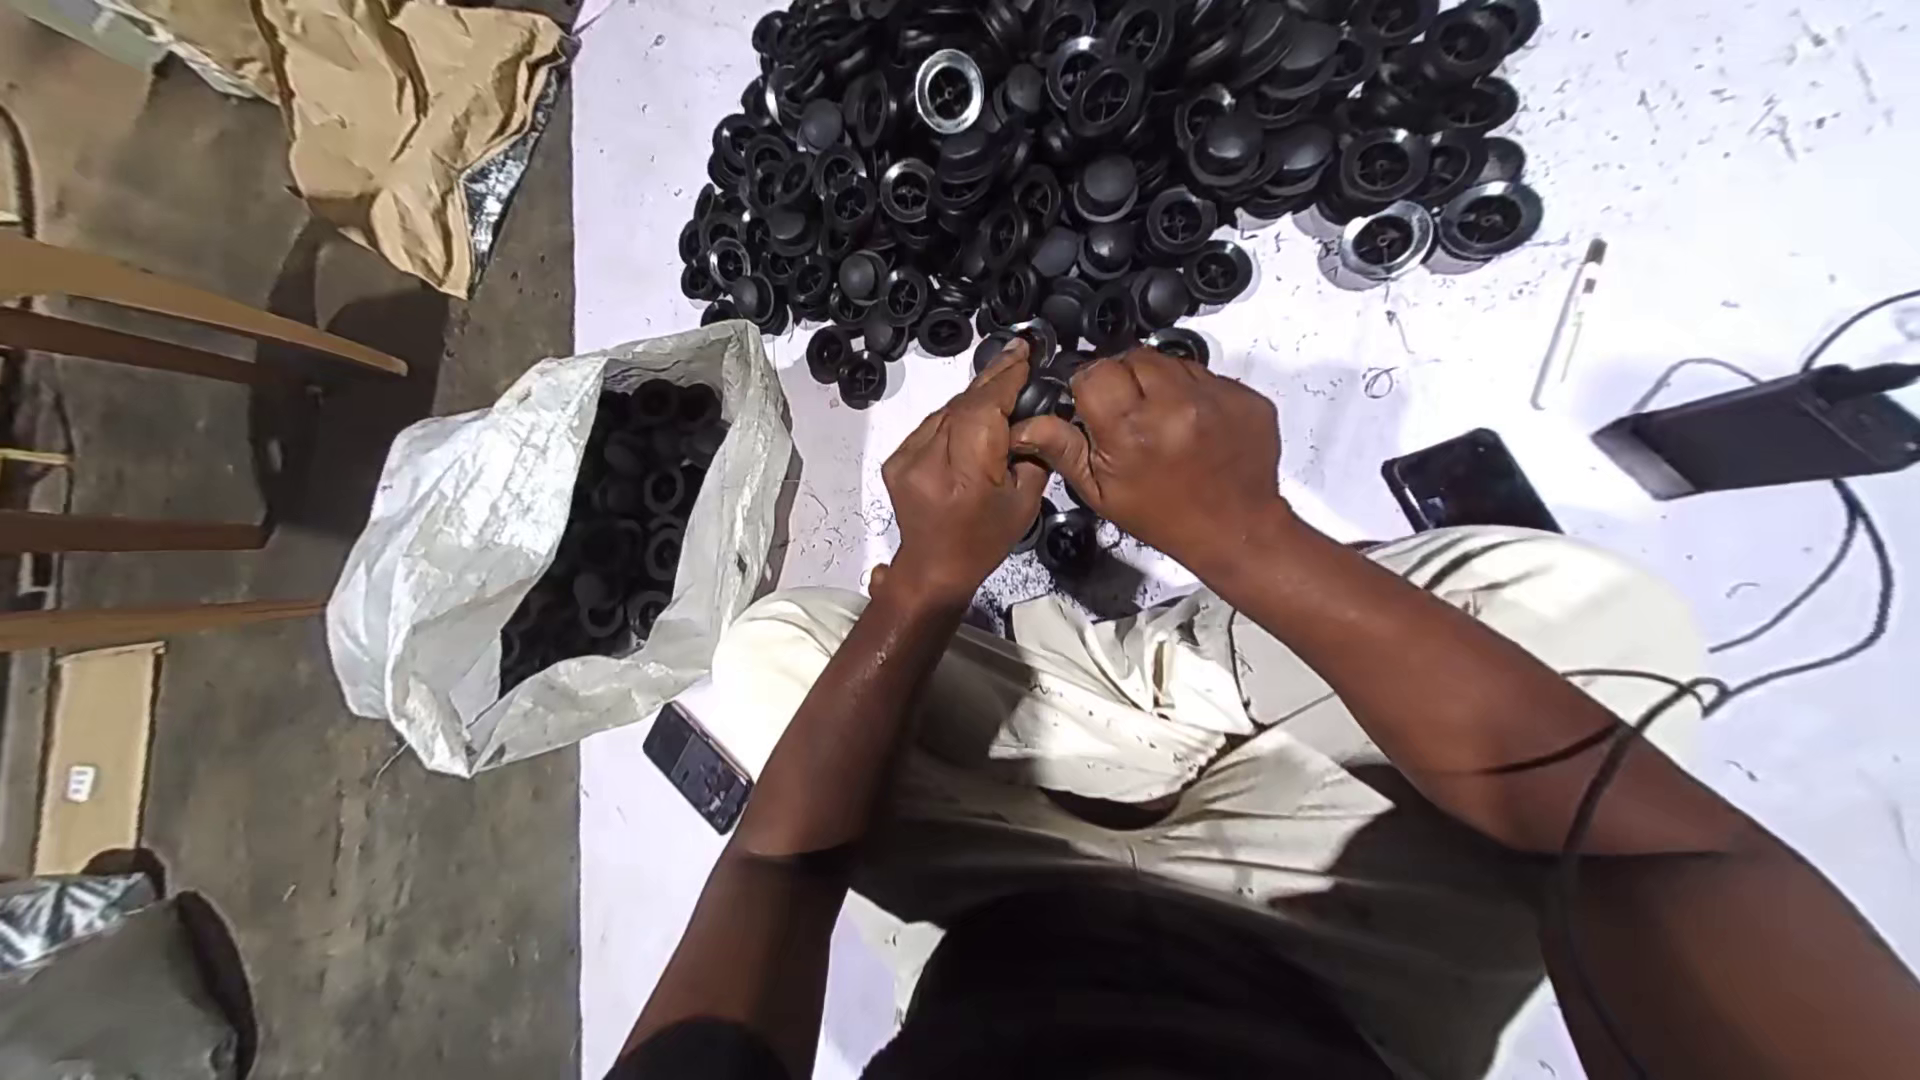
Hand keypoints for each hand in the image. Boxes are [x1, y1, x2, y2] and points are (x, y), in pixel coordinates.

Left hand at [878, 339, 1049, 606]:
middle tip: (1017, 355)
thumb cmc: (982, 542)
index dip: (1005, 377)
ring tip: (999, 385)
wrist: (933, 567)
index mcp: (965, 474)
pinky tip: (971, 417)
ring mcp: (907, 458)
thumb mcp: (1024, 502)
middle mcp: (929, 461)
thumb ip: (1031, 454)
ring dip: (973, 398)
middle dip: (992, 379)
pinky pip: (930, 424)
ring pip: (946, 410)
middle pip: (963, 403)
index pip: (985, 408)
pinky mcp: (896, 459)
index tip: (1023, 353)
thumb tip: (1031, 418)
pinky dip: (953, 416)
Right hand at [1011, 346, 1291, 572]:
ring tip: (1161, 420)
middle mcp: (1173, 407)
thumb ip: (1063, 450)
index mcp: (1131, 431)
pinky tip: (1190, 422)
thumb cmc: (1164, 516)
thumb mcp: (1100, 492)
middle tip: (1129, 415)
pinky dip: (1191, 391)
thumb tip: (1028, 426)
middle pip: (1131, 357)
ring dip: (1158, 382)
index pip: (1095, 372)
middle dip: (1123, 380)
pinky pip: (1203, 373)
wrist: (1232, 528)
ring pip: (1168, 359)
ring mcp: (1213, 397)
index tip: (1093, 402)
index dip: (1088, 385)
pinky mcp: (1242, 395)